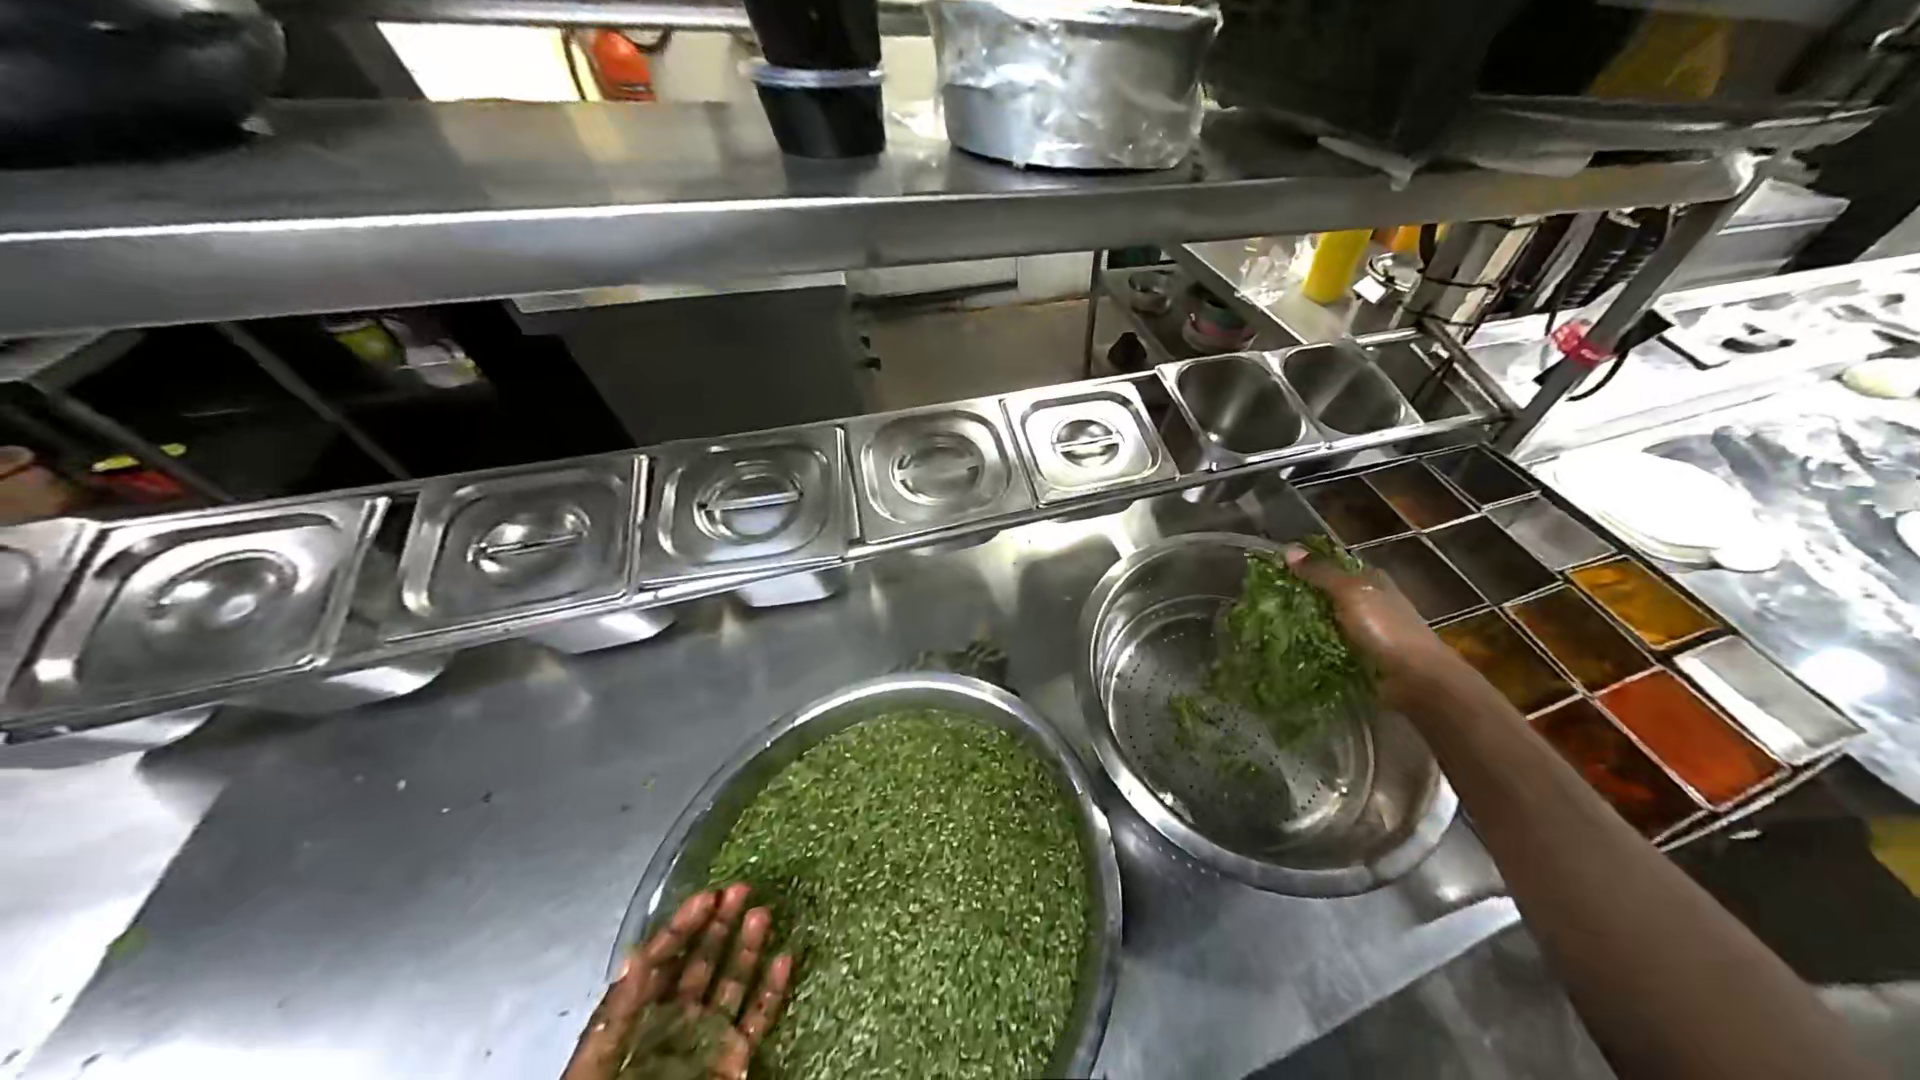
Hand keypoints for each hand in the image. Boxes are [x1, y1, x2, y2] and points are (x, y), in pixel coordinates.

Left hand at [562, 884, 792, 1079]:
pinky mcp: (734, 1059)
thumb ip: (620, 1012)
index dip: (684, 926)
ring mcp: (707, 1037)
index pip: (664, 958)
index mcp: (639, 1014)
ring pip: (732, 981)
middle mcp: (677, 1017)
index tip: (707, 897)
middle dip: (720, 924)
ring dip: (747, 947)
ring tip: (761, 914)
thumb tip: (638, 954)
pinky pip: (758, 1019)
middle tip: (740, 890)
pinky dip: (772, 990)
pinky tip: (784, 959)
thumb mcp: (597, 1063)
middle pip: (702, 961)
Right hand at [1283, 543, 1462, 709]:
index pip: (1332, 564)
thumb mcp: (1351, 592)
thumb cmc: (1386, 628)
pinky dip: (1311, 644)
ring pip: (1324, 619)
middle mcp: (1368, 601)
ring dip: (1302, 622)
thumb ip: (1320, 573)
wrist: (1416, 680)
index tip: (1272, 570)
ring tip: (1268, 623)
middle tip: (1263, 599)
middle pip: (1326, 593)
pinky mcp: (1359, 655)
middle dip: (1299, 595)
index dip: (1304, 565)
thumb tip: (1287, 550)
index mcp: (1371, 579)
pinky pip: (1327, 644)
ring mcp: (1364, 629)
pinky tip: (1288, 646)